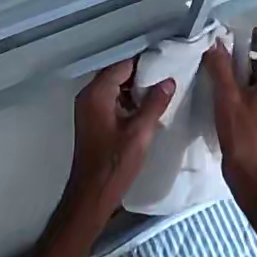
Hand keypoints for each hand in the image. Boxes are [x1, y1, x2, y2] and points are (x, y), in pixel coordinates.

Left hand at [63, 57, 173, 219]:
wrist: (93, 192)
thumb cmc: (115, 162)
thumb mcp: (140, 132)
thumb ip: (155, 103)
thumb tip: (168, 81)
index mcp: (96, 94)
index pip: (122, 65)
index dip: (144, 63)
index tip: (166, 64)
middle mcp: (88, 96)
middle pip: (116, 74)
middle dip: (140, 75)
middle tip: (165, 78)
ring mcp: (87, 108)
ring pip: (113, 87)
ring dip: (134, 89)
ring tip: (159, 94)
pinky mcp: (91, 120)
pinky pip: (110, 100)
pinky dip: (126, 100)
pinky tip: (145, 109)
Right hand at [202, 27, 256, 188]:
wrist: (251, 171)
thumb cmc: (242, 133)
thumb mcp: (227, 97)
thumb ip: (220, 67)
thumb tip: (215, 44)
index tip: (249, 36)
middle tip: (234, 47)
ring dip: (249, 64)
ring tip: (224, 65)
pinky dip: (247, 81)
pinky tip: (225, 86)